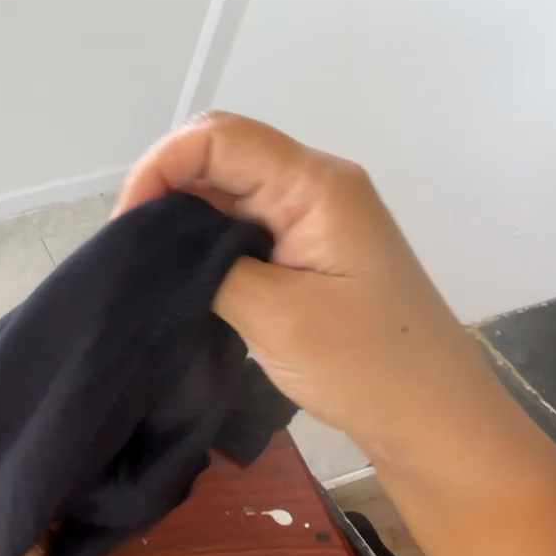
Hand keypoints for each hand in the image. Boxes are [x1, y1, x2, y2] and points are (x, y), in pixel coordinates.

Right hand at [115, 111, 509, 469]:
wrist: (429, 416)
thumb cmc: (365, 366)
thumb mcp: (277, 316)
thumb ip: (209, 269)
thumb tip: (154, 248)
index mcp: (315, 186)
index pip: (218, 138)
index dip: (159, 168)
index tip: (126, 230)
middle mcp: (311, 187)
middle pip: (218, 156)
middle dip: (161, 192)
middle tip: (129, 254)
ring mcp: (307, 220)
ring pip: (222, 194)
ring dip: (177, 222)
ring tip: (146, 270)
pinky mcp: (301, 251)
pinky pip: (236, 228)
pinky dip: (198, 246)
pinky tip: (178, 279)